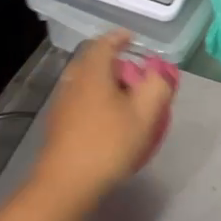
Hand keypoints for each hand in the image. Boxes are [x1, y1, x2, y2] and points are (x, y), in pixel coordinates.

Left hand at [31, 30, 174, 205]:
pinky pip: (81, 102)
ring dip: (106, 84)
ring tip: (126, 99)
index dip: (120, 38)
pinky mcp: (59, 125)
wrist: (68, 182)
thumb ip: (158, 86)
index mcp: (92, 72)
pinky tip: (109, 121)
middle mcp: (73, 82)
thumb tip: (160, 72)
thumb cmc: (109, 144)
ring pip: (86, 84)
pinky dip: (97, 101)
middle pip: (93, 62)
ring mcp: (62, 104)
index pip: (104, 43)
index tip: (133, 38)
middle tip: (136, 74)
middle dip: (115, 63)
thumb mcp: (145, 114)